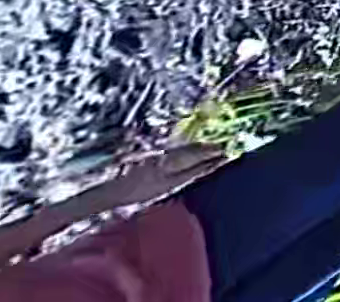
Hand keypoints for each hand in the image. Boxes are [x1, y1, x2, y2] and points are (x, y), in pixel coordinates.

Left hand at [86, 145, 224, 209]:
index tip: (230, 153)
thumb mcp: (170, 184)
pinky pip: (180, 150)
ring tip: (210, 155)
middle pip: (199, 146)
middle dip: (212, 149)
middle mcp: (175, 150)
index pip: (206, 150)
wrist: (109, 193)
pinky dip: (190, 152)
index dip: (218, 152)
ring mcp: (164, 152)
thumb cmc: (141, 191)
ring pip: (189, 147)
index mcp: (181, 155)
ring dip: (201, 150)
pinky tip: (190, 158)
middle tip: (224, 153)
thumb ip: (195, 171)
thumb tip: (218, 161)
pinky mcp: (156, 156)